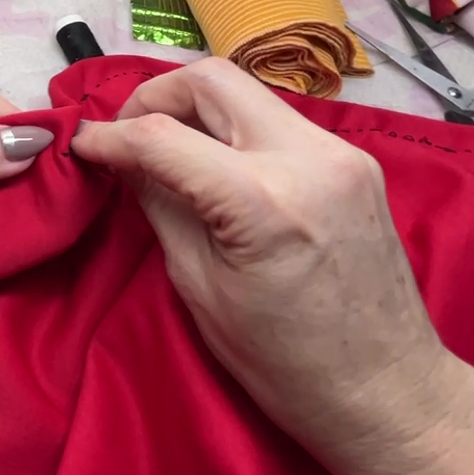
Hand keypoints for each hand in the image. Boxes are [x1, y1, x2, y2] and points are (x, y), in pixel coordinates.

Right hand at [70, 58, 461, 474]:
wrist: (393, 395)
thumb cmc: (283, 362)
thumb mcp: (196, 282)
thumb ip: (157, 201)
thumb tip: (119, 156)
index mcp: (264, 203)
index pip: (162, 135)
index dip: (109, 134)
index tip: (79, 142)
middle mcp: (308, 159)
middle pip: (209, 79)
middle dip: (153, 96)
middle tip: (127, 134)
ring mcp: (339, 152)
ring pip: (241, 89)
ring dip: (191, 106)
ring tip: (164, 146)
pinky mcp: (352, 158)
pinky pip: (269, 116)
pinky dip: (226, 124)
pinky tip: (211, 159)